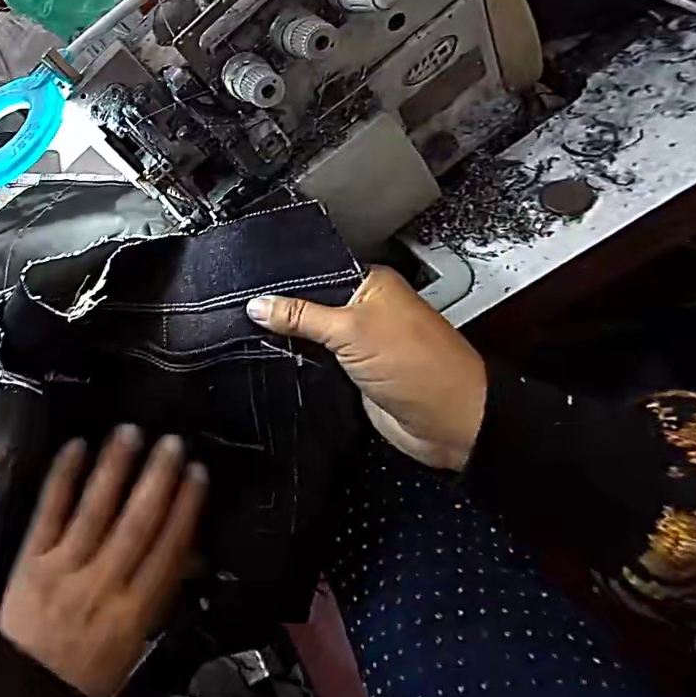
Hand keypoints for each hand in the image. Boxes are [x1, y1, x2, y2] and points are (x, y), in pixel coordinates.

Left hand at [0, 426, 208, 696]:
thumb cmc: (90, 665)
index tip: (198, 473)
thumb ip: (162, 590)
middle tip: (171, 443)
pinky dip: (62, 477)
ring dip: (114, 468)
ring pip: (94, 510)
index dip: (186, 508)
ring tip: (129, 433)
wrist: (30, 693)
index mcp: (133, 612)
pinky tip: (75, 447)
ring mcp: (63, 569)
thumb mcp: (137, 639)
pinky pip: (49, 511)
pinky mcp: (32, 559)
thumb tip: (193, 547)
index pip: (167, 551)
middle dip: (157, 479)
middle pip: (135, 525)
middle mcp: (100, 586)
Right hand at [247, 265, 486, 469]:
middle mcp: (365, 307)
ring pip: (312, 333)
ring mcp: (359, 340)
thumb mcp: (351, 330)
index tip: (249, 287)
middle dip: (283, 310)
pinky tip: (274, 357)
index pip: (316, 271)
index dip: (284, 280)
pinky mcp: (354, 370)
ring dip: (291, 338)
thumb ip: (300, 316)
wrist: (451, 425)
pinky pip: (317, 359)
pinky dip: (300, 360)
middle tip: (244, 311)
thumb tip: (258, 305)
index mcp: (370, 283)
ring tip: (250, 332)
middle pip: (310, 303)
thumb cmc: (418, 366)